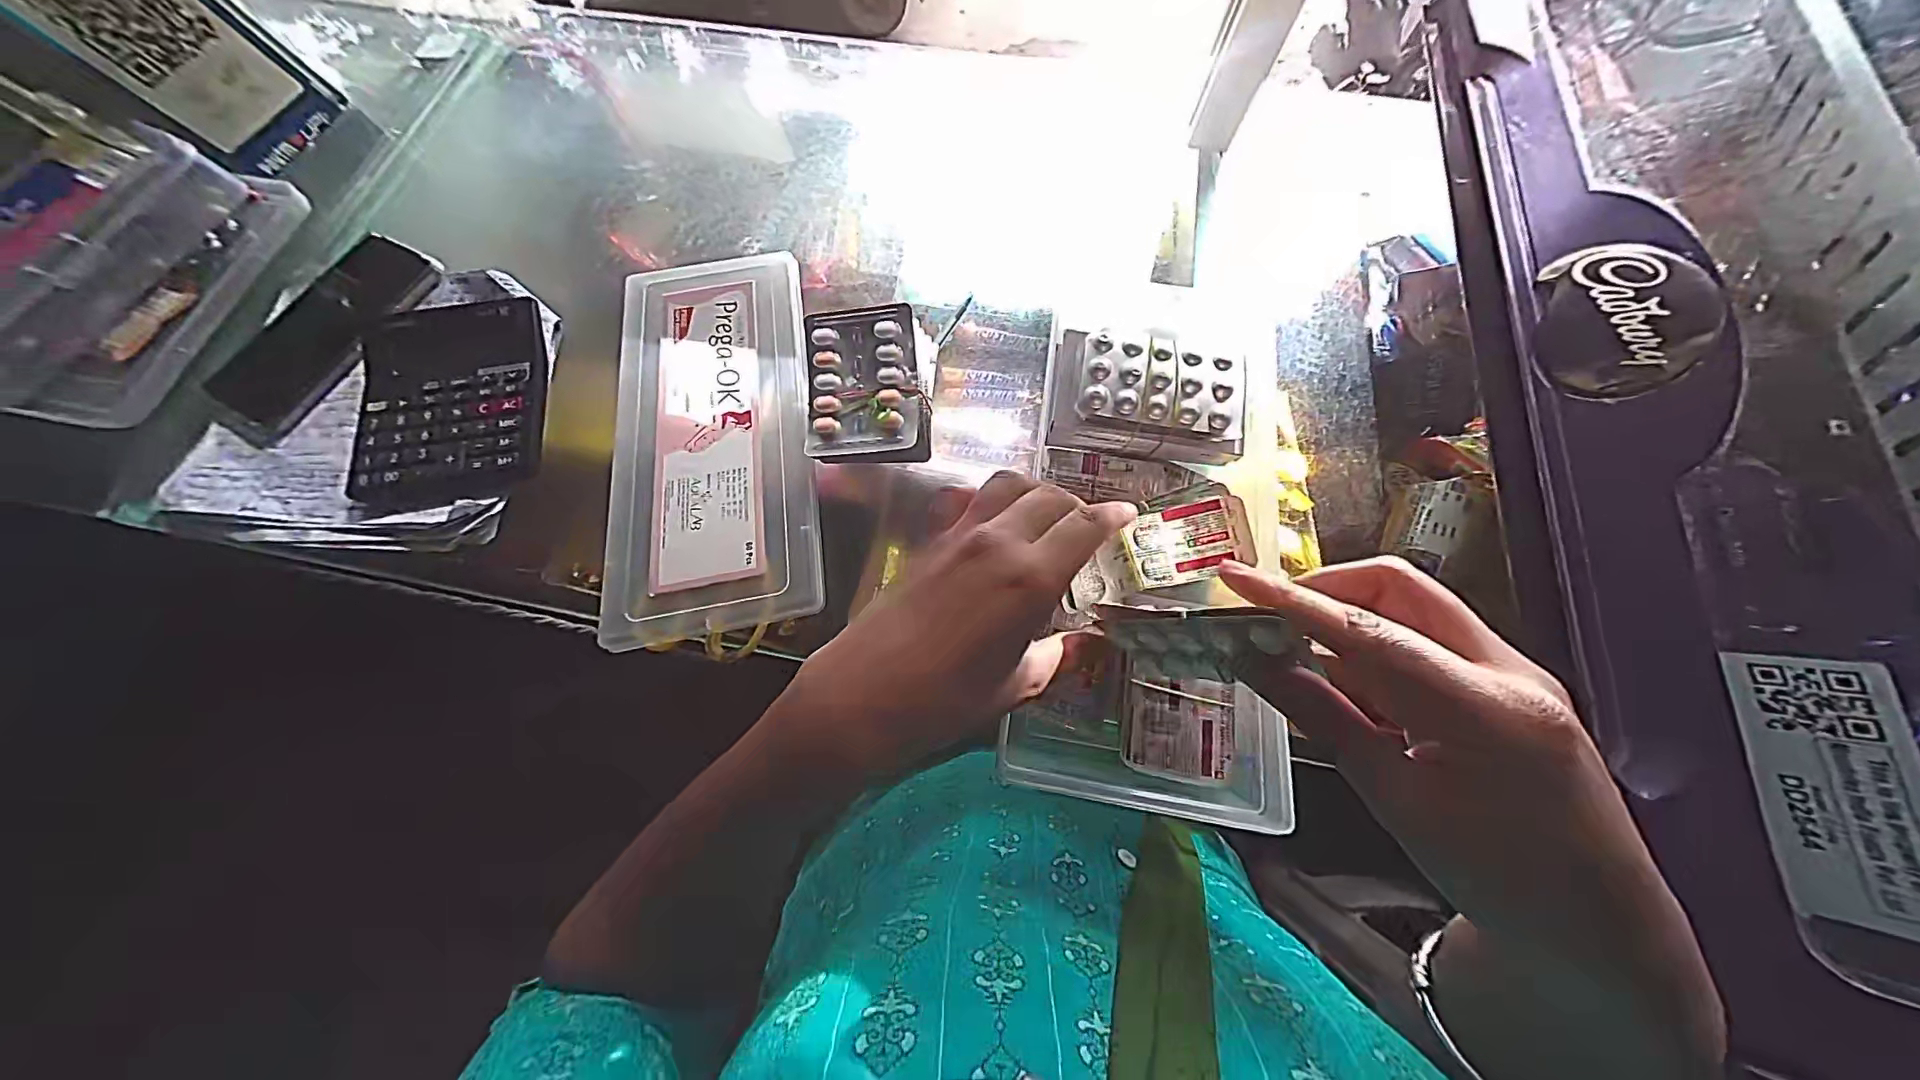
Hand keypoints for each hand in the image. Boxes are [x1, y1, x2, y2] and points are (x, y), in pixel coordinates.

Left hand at [768, 471, 1134, 777]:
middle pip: (1050, 496)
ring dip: (1036, 492)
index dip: (1113, 516)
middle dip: (1079, 504)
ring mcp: (959, 535)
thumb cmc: (945, 700)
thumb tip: (1091, 644)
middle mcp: (997, 543)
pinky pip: (971, 500)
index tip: (1128, 514)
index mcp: (1030, 578)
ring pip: (1009, 485)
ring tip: (1046, 518)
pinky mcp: (930, 540)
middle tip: (1088, 527)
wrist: (863, 693)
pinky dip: (995, 501)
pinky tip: (997, 529)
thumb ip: (1059, 656)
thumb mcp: (1015, 684)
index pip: (1084, 526)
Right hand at [1217, 558, 1722, 1070]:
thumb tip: (1256, 661)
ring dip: (1349, 625)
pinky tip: (1357, 697)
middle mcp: (1507, 670)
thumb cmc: (1492, 874)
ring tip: (1306, 668)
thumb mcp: (1392, 797)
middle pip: (1400, 588)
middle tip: (1271, 619)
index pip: (1368, 631)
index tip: (1236, 579)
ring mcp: (1514, 671)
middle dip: (1326, 591)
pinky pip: (1427, 640)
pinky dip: (1377, 652)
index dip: (1292, 601)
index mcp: (1482, 709)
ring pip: (1412, 609)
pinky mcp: (1508, 682)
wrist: (1597, 926)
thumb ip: (1323, 718)